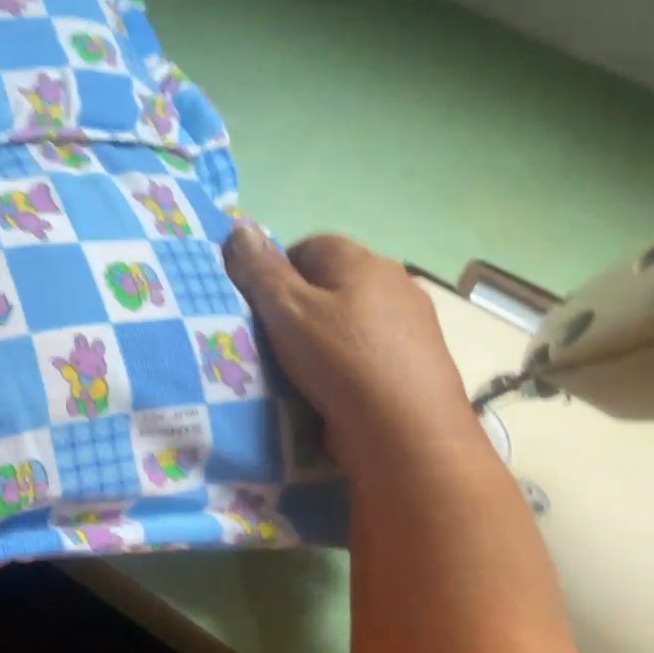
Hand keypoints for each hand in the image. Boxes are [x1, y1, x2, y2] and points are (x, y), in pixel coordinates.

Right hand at [222, 226, 485, 480]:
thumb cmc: (339, 359)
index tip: (256, 307)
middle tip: (269, 337)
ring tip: (296, 364)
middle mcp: (392, 280)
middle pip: (330, 280)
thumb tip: (240, 227)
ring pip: (349, 313)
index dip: (276, 271)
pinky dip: (344, 356)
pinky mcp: (413, 355)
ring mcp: (409, 319)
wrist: (403, 425)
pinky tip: (328, 382)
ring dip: (322, 331)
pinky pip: (366, 343)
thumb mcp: (285, 311)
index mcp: (361, 262)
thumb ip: (260, 271)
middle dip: (297, 303)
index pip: (308, 246)